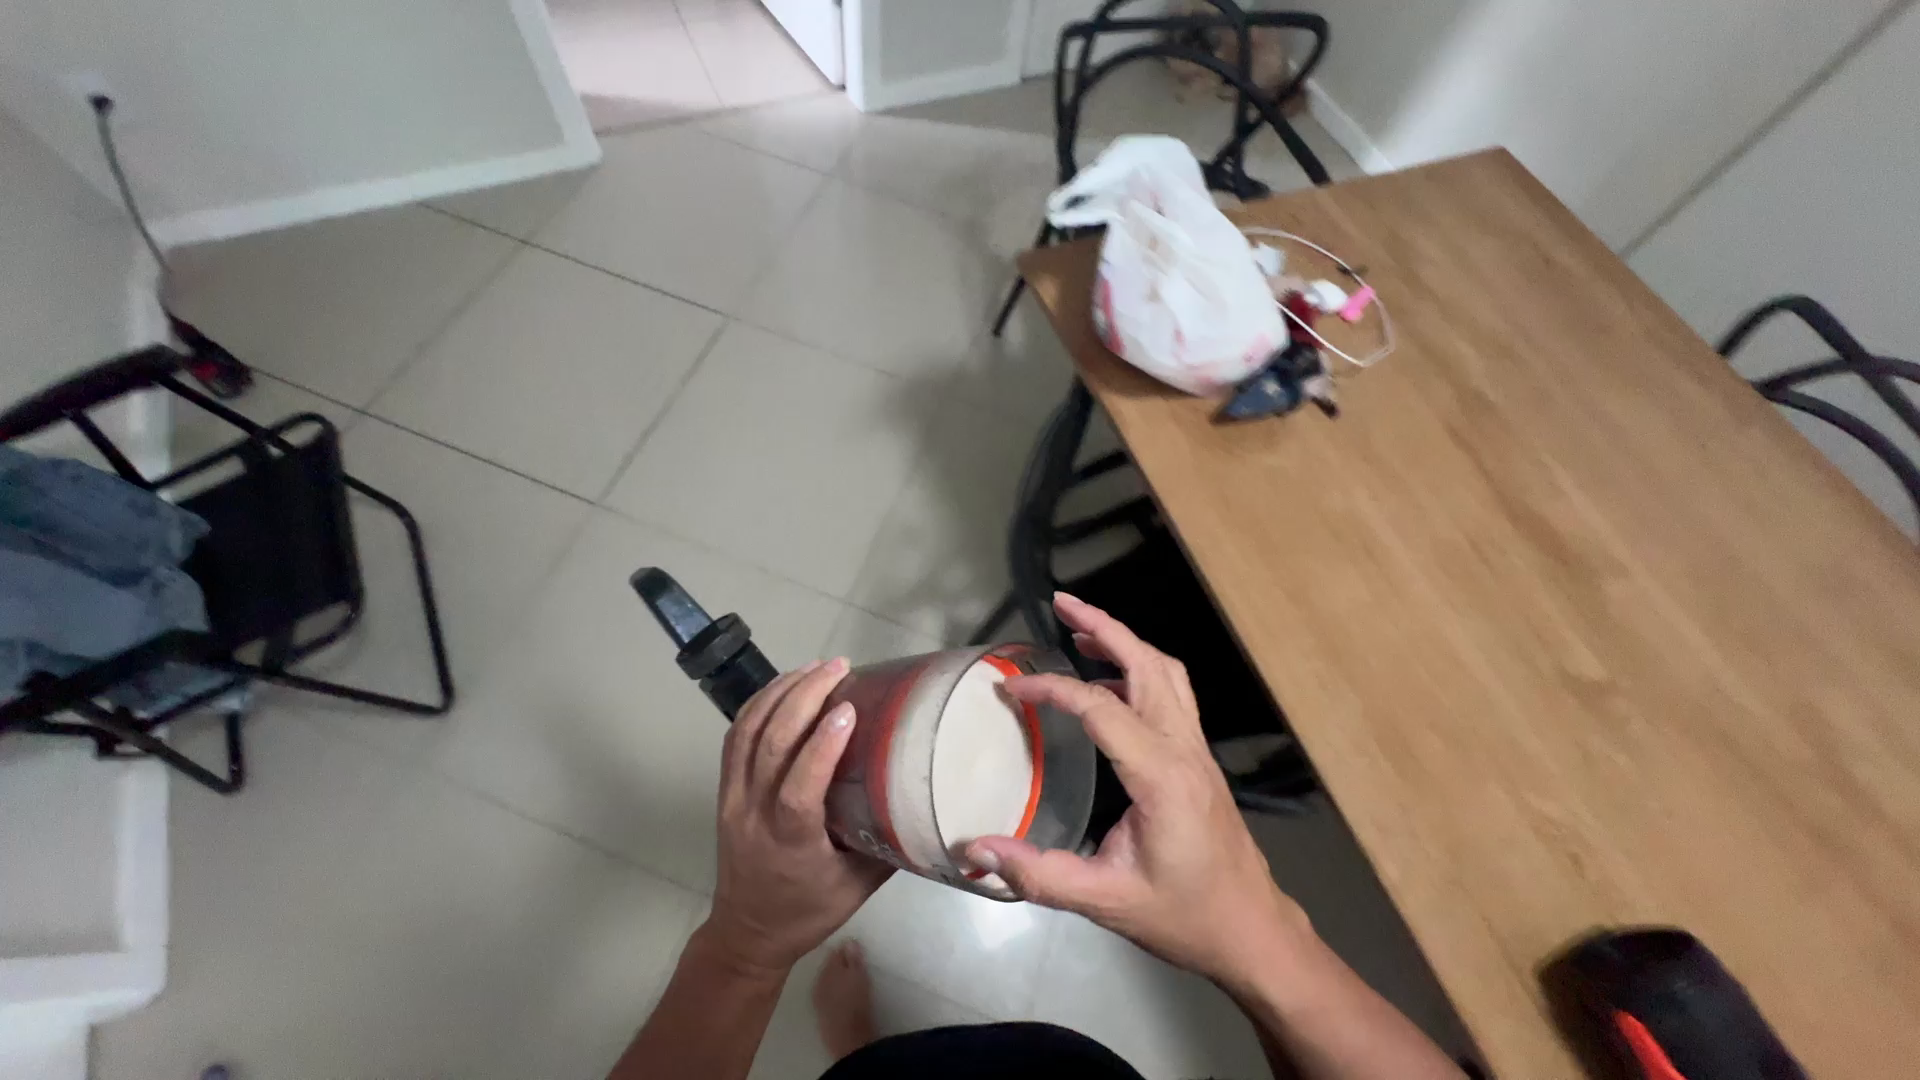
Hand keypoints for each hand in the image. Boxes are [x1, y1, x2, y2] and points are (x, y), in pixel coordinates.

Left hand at [704, 658, 892, 974]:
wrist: (747, 933)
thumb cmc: (808, 911)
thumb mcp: (858, 887)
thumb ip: (888, 842)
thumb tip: (927, 798)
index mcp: (789, 843)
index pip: (798, 788)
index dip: (821, 746)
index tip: (848, 708)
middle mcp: (754, 814)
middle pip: (768, 746)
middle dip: (802, 698)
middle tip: (837, 668)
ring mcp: (733, 799)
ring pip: (746, 733)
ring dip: (780, 692)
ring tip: (814, 667)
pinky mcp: (725, 790)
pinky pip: (735, 737)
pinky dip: (758, 704)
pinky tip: (784, 686)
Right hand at [967, 594, 1311, 988]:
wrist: (1252, 931)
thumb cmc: (1183, 916)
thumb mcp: (1107, 902)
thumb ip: (1040, 875)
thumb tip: (976, 850)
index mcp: (1161, 775)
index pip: (1101, 707)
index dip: (1052, 690)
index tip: (1011, 690)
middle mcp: (1184, 747)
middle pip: (1147, 664)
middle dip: (1104, 627)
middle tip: (1062, 603)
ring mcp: (1197, 749)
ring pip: (1165, 672)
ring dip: (1126, 643)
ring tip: (1080, 632)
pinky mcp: (1198, 757)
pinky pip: (1170, 694)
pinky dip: (1138, 671)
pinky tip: (1107, 688)